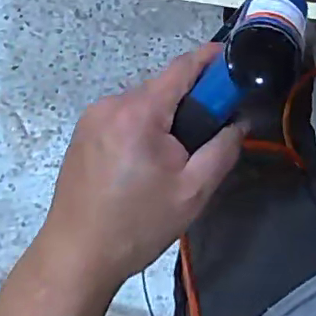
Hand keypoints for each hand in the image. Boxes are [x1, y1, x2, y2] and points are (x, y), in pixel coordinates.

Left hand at [33, 44, 242, 292]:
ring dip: (166, 115)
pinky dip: (144, 125)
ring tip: (175, 157)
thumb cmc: (137, 225)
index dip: (212, 59)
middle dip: (191, 100)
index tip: (235, 64)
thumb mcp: (193, 191)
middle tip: (211, 130)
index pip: (183, 66)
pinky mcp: (84, 130)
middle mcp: (113, 103)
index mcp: (139, 111)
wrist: (76, 257)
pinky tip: (146, 161)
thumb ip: (223, 149)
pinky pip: (125, 114)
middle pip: (163, 86)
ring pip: (144, 101)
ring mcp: (94, 115)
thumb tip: (240, 121)